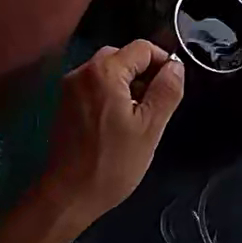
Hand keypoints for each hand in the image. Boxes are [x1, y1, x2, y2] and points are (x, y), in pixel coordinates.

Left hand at [34, 39, 185, 230]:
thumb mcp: (151, 127)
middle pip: (123, 56)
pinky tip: (118, 124)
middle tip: (157, 105)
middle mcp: (82, 72)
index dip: (163, 62)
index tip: (172, 88)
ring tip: (139, 118)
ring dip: (128, 85)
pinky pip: (95, 86)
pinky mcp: (65, 104)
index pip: (142, 48)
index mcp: (104, 72)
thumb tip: (176, 65)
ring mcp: (70, 88)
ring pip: (108, 72)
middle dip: (145, 74)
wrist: (69, 194)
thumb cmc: (113, 162)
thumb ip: (166, 90)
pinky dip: (111, 95)